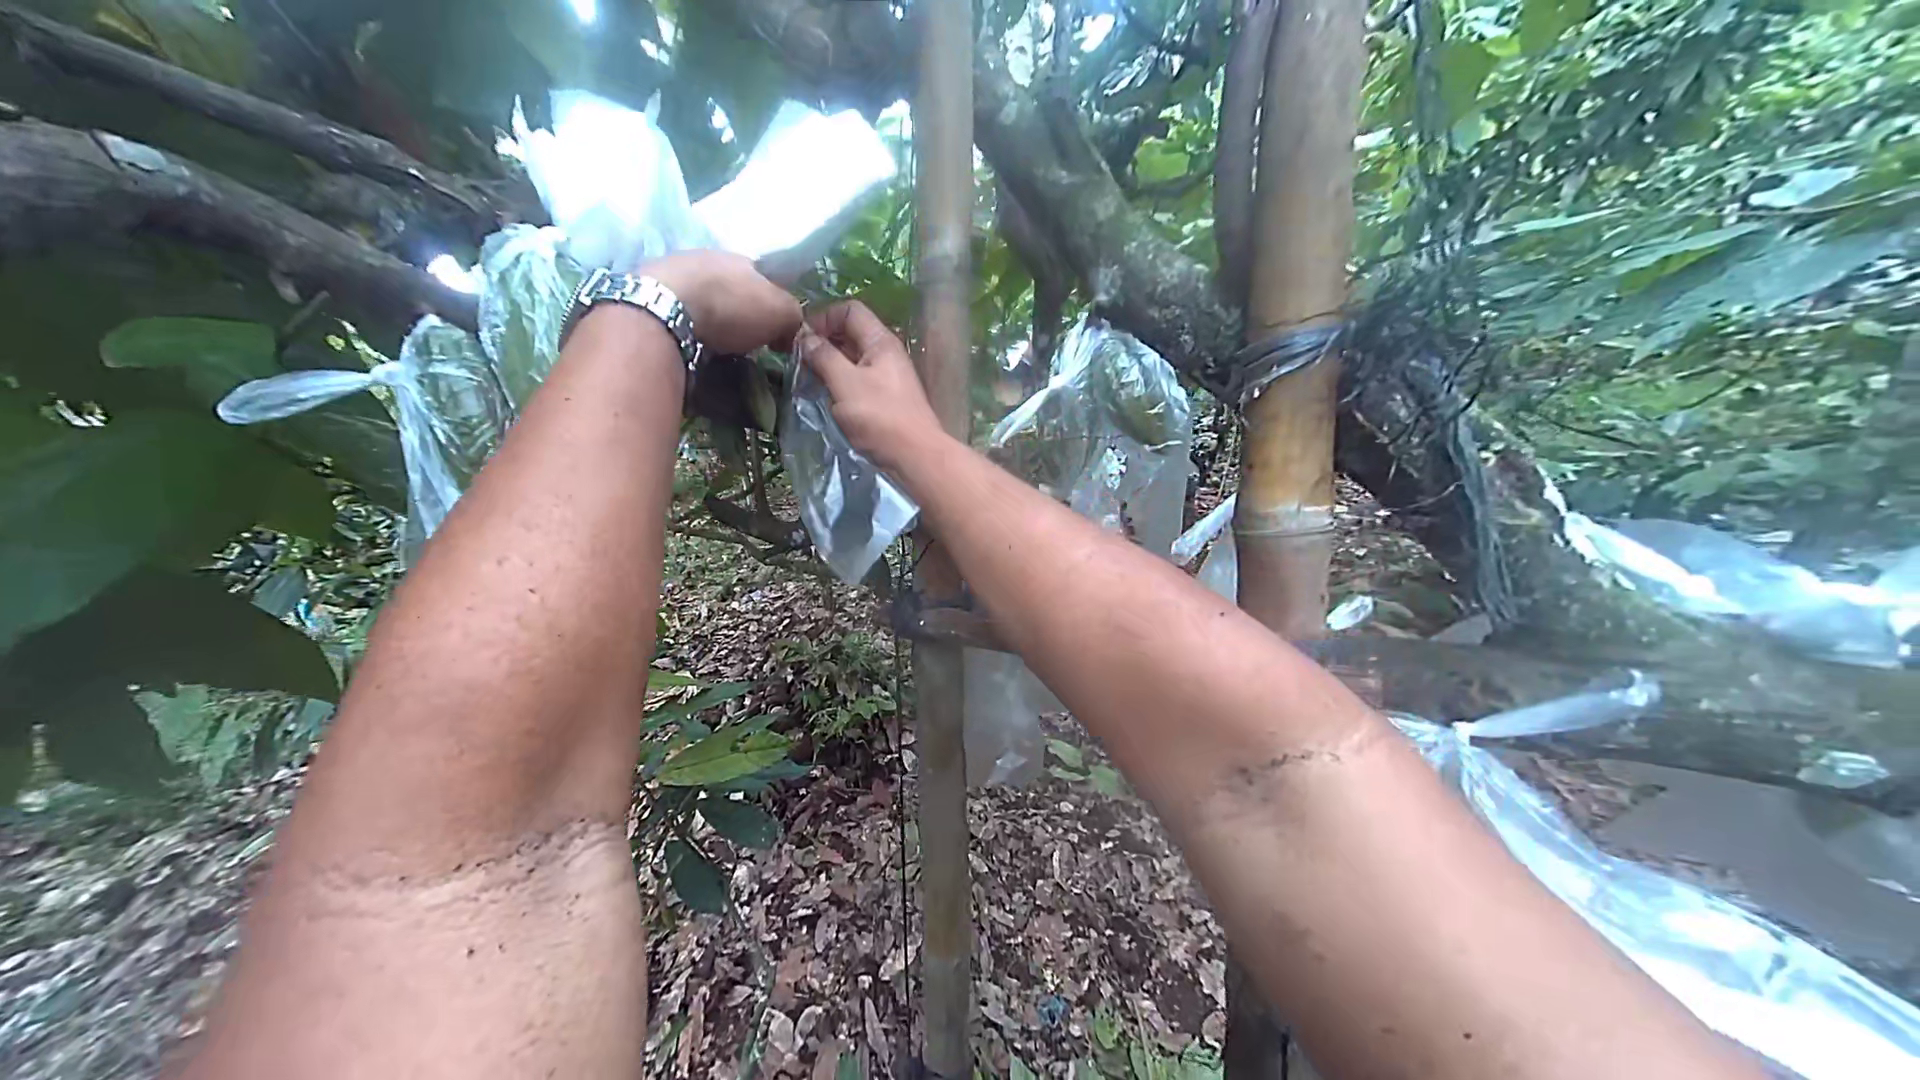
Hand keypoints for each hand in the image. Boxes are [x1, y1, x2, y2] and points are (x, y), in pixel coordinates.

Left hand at [641, 252, 802, 355]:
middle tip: (744, 336)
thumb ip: (794, 317)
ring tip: (714, 337)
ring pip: (705, 291)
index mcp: (747, 259)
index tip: (774, 332)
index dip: (774, 305)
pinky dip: (687, 316)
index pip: (769, 280)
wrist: (669, 305)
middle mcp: (713, 256)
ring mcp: (679, 267)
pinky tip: (689, 332)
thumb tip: (792, 328)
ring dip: (712, 311)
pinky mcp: (654, 286)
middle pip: (734, 284)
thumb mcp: (781, 313)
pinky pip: (680, 302)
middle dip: (741, 307)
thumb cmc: (733, 307)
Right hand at [796, 301, 944, 471]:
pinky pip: (857, 382)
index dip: (823, 317)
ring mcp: (887, 378)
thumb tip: (805, 337)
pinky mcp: (884, 400)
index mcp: (881, 341)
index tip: (800, 339)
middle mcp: (886, 354)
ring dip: (828, 365)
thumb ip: (824, 356)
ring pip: (852, 360)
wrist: (915, 457)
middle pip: (850, 334)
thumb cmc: (880, 417)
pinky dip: (839, 384)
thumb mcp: (845, 382)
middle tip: (798, 360)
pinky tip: (825, 397)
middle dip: (823, 342)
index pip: (850, 310)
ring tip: (807, 379)